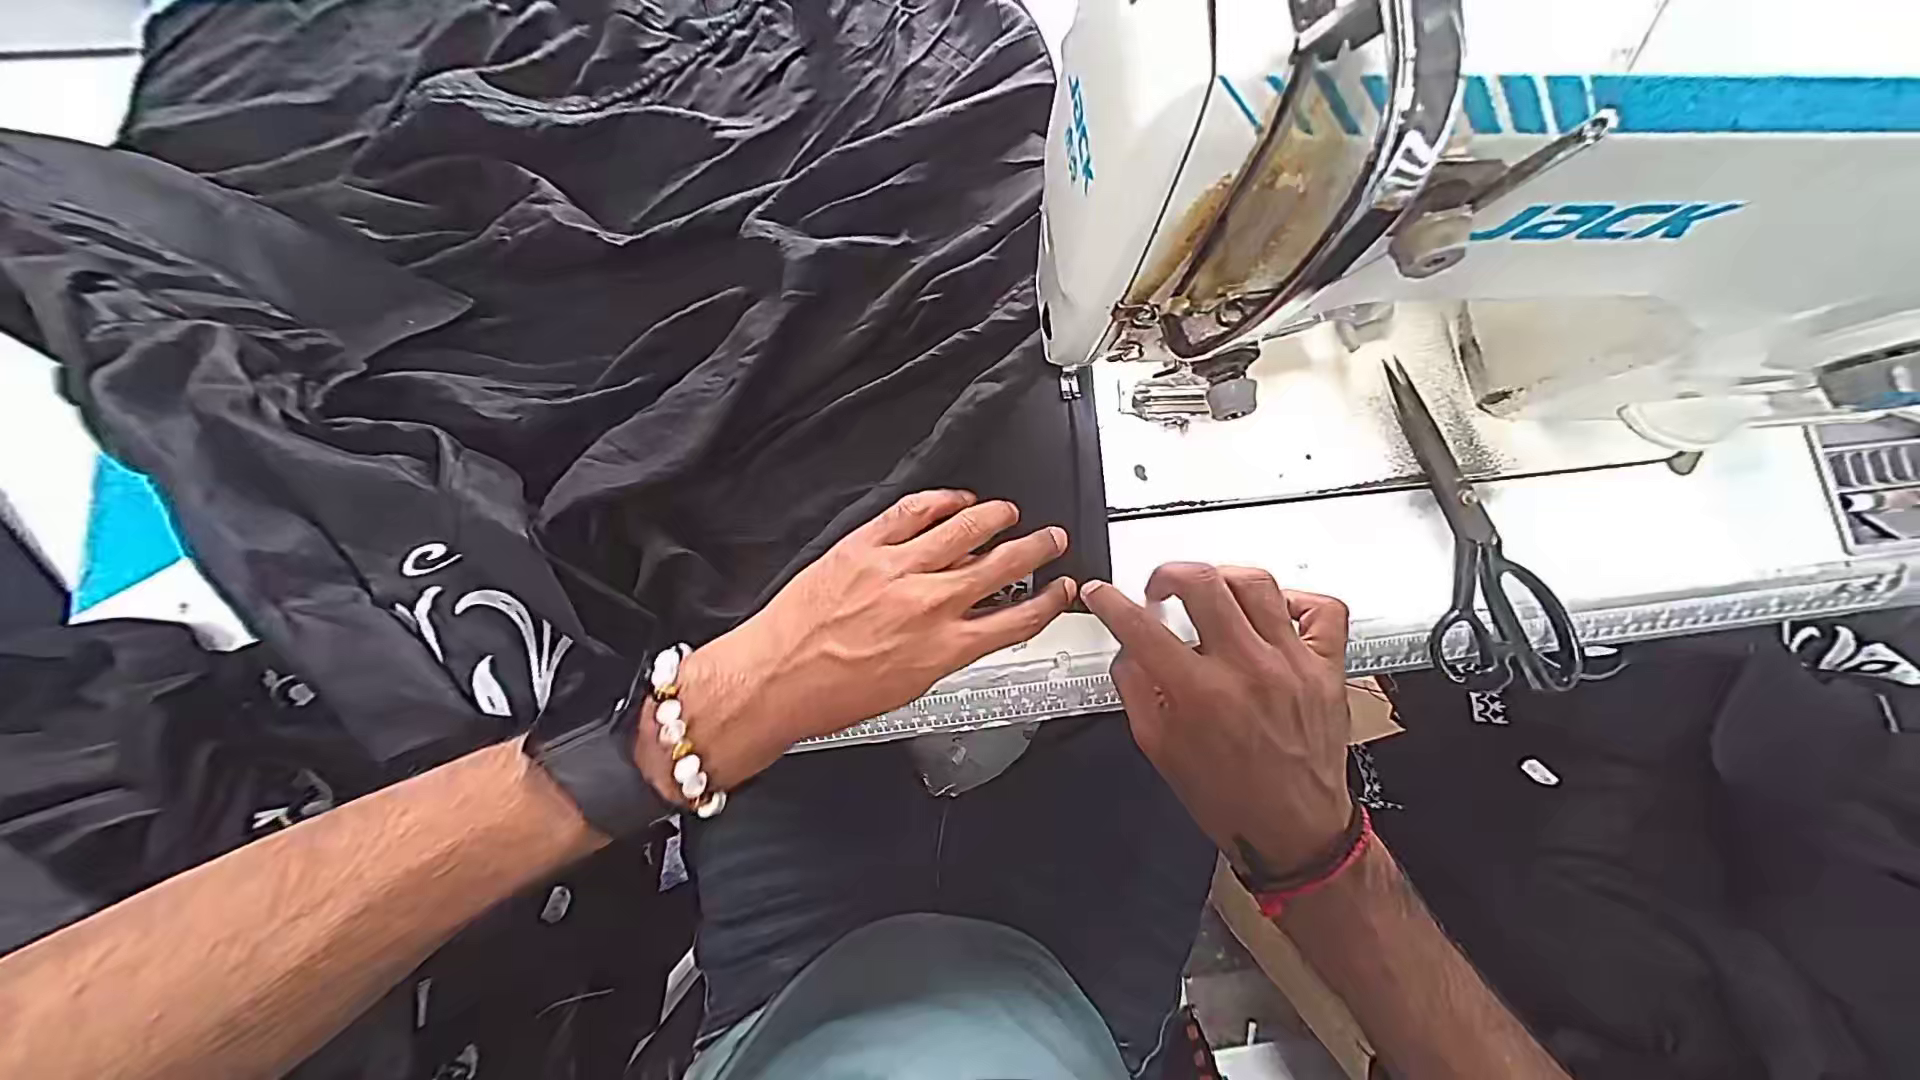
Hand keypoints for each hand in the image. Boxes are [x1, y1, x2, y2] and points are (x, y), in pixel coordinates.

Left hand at [643, 490, 1076, 793]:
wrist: (773, 681)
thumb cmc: (831, 695)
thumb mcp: (909, 687)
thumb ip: (947, 652)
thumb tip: (968, 629)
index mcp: (945, 648)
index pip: (1018, 619)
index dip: (1048, 601)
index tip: (1060, 589)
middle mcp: (928, 604)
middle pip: (1003, 565)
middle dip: (1037, 548)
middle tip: (1050, 538)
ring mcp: (897, 569)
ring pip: (964, 529)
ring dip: (996, 516)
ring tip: (1009, 511)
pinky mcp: (865, 546)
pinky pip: (913, 512)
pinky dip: (941, 501)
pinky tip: (955, 498)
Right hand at [1081, 564, 1352, 876]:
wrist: (1294, 831)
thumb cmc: (1229, 797)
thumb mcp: (1159, 747)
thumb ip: (1135, 689)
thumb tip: (1126, 649)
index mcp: (1198, 695)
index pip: (1139, 626)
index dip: (1109, 602)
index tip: (1102, 594)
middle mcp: (1246, 671)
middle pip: (1201, 583)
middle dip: (1167, 574)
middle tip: (1159, 588)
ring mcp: (1291, 665)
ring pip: (1256, 584)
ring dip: (1220, 577)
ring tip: (1209, 593)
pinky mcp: (1325, 669)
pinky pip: (1322, 608)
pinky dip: (1294, 598)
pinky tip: (1272, 610)